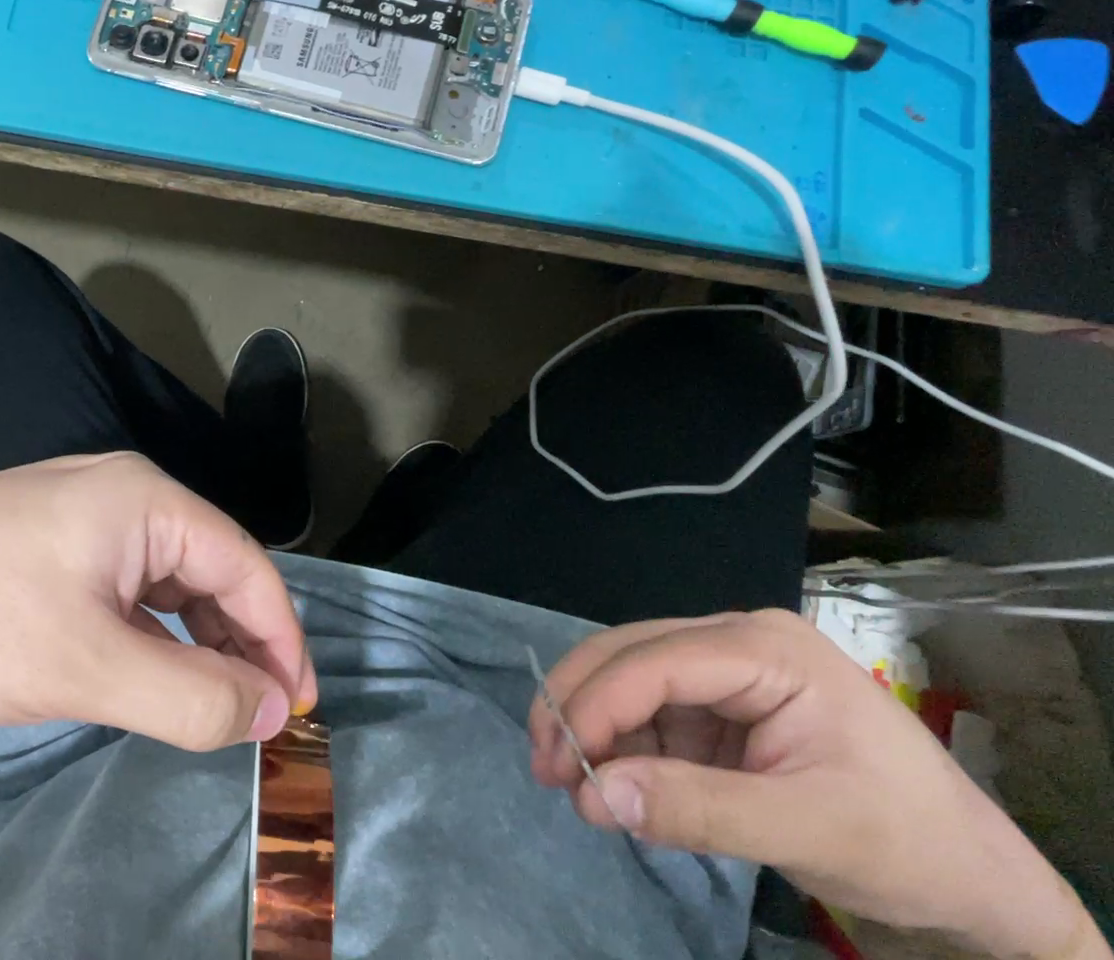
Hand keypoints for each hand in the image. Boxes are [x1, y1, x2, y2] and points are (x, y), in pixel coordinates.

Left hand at [0, 452, 314, 751]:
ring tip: (208, 703)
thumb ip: (193, 696)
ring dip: (194, 641)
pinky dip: (148, 631)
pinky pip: (124, 583)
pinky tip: (148, 670)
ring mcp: (80, 510)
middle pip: (210, 569)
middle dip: (238, 644)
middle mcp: (121, 490)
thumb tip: (269, 712)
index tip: (295, 711)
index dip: (281, 640)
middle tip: (253, 718)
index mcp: (144, 499)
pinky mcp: (49, 537)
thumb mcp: (91, 671)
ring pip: (165, 580)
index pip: (245, 567)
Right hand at [528, 610, 1105, 958]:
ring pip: (624, 680)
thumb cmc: (909, 844)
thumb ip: (700, 810)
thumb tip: (595, 795)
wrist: (973, 877)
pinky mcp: (716, 704)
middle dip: (576, 708)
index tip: (558, 768)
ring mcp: (724, 670)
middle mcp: (736, 641)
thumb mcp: (810, 831)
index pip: (654, 662)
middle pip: (625, 655)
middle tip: (546, 770)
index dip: (595, 708)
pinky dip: (617, 744)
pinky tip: (612, 780)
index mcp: (767, 651)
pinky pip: (644, 711)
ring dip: (590, 728)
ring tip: (573, 784)